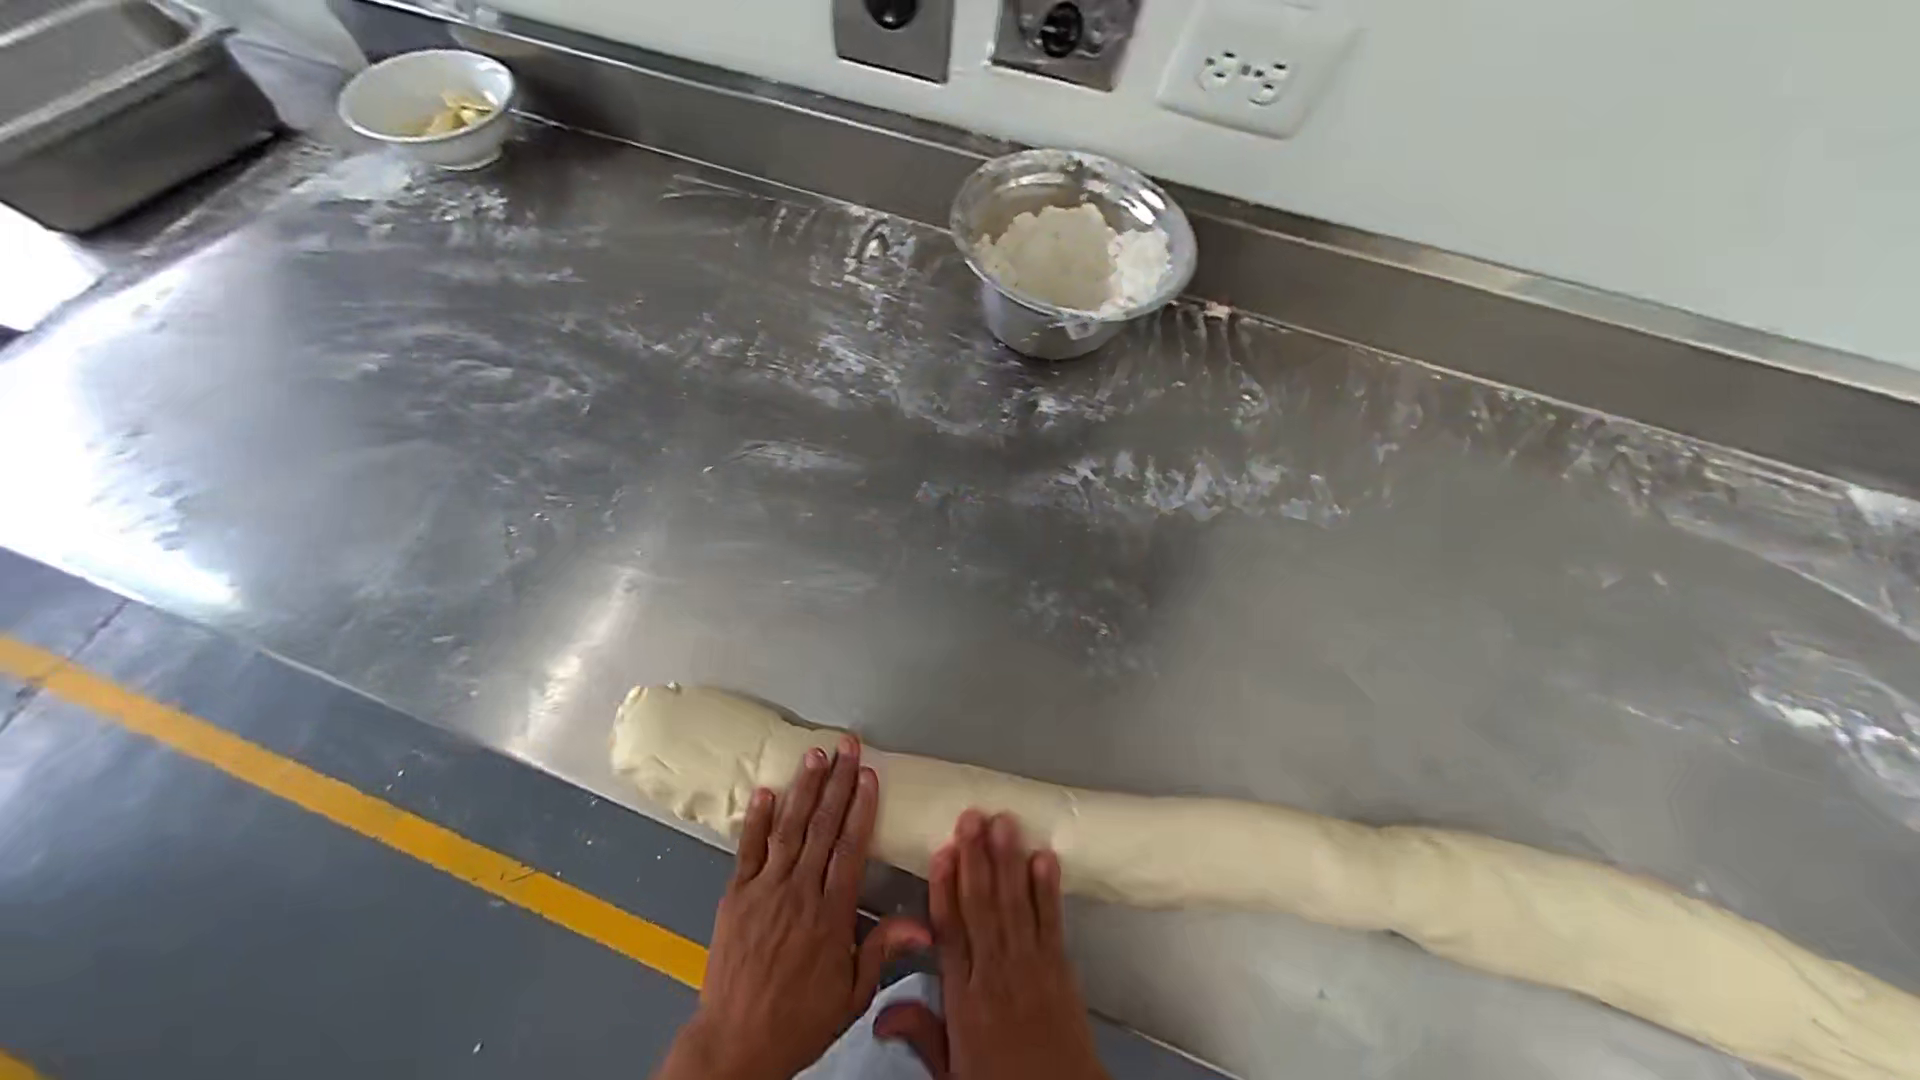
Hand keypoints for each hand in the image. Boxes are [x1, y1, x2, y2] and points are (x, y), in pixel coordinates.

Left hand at [654, 735, 929, 1079]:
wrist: (733, 1045)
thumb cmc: (798, 1020)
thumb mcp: (852, 994)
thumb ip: (883, 949)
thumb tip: (924, 924)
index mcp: (831, 914)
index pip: (850, 848)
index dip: (861, 807)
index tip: (869, 775)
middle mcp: (799, 892)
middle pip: (822, 827)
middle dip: (838, 782)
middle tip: (847, 747)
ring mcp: (764, 890)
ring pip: (788, 829)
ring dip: (804, 789)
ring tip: (815, 755)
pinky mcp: (735, 896)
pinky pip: (748, 850)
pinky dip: (757, 819)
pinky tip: (767, 790)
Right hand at [873, 810, 1110, 1079]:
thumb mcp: (950, 1070)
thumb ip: (920, 1032)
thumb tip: (880, 1015)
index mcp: (963, 996)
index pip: (949, 931)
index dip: (944, 888)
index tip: (941, 851)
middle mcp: (994, 973)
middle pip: (981, 906)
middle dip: (975, 858)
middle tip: (971, 817)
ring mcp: (1030, 966)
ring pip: (1014, 905)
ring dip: (1008, 860)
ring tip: (1003, 822)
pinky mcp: (1060, 967)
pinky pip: (1052, 921)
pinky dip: (1047, 888)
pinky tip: (1043, 857)